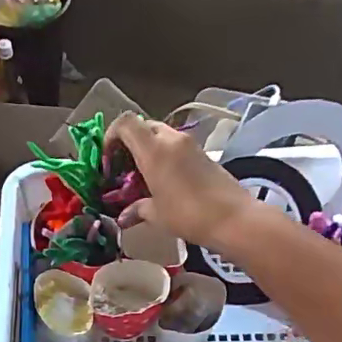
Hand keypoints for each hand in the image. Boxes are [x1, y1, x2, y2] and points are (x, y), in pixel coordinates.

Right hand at [106, 114, 260, 250]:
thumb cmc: (188, 215)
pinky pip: (176, 147)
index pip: (125, 123)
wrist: (233, 218)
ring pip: (160, 136)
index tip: (108, 160)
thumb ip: (136, 210)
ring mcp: (189, 145)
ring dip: (147, 151)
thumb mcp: (157, 215)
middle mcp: (171, 139)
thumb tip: (123, 217)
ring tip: (143, 179)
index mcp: (153, 149)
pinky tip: (164, 182)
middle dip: (129, 145)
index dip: (111, 136)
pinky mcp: (203, 154)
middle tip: (124, 171)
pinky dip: (164, 157)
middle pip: (142, 127)